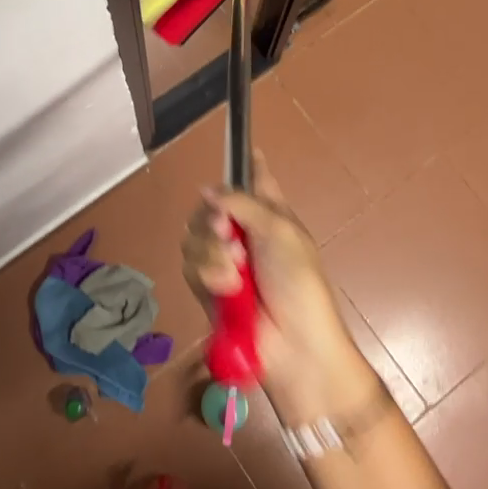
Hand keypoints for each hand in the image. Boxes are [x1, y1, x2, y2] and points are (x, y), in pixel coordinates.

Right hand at [183, 158, 381, 419]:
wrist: (292, 342)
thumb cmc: (298, 281)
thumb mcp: (279, 231)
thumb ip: (242, 203)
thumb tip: (208, 189)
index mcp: (270, 215)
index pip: (257, 181)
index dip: (251, 165)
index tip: (247, 146)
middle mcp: (244, 233)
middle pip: (210, 207)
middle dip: (213, 219)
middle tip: (226, 230)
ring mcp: (223, 261)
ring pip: (194, 236)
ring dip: (212, 253)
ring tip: (233, 272)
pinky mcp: (207, 288)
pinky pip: (190, 266)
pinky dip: (206, 274)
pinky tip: (224, 288)